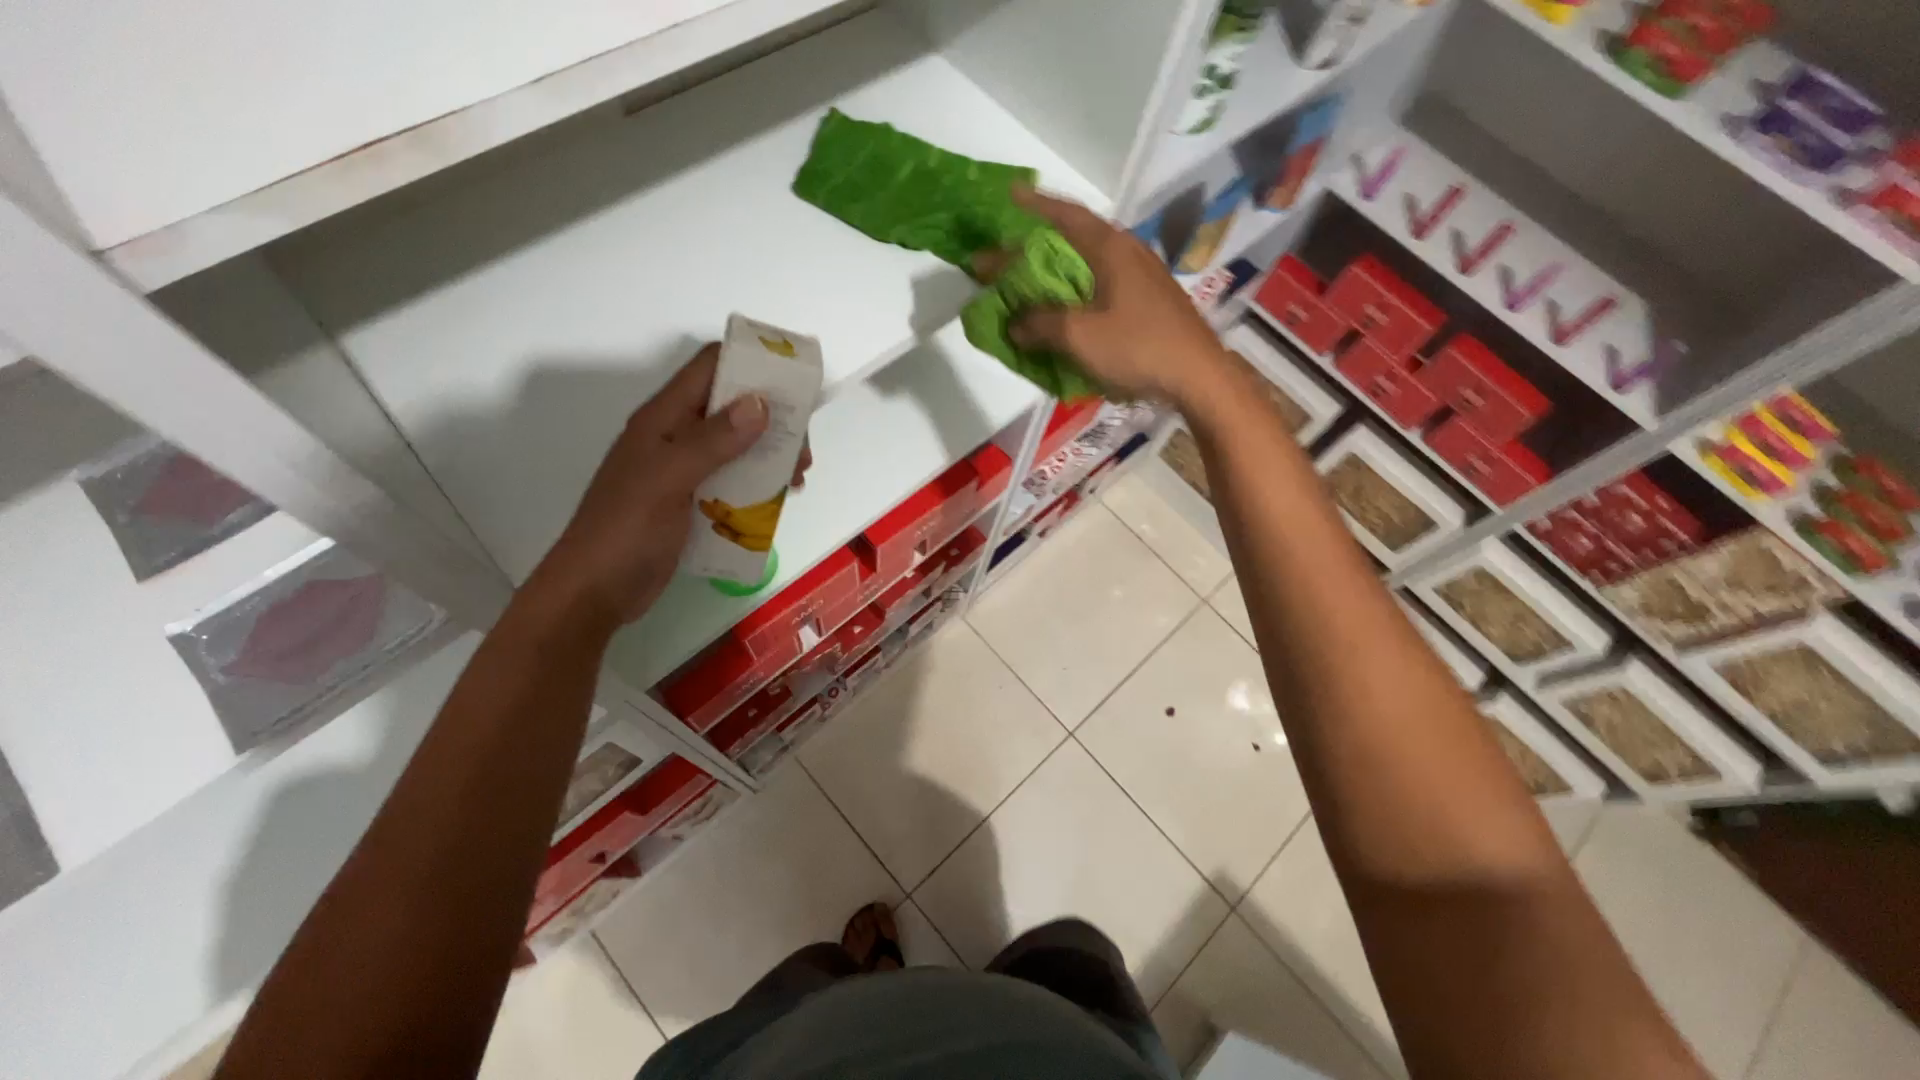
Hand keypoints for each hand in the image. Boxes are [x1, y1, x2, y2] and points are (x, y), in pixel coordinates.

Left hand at [529, 343, 811, 627]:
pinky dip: (758, 483)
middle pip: (731, 406)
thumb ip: (713, 440)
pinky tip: (777, 500)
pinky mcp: (690, 502)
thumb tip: (761, 402)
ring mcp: (682, 470)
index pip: (710, 367)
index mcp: (663, 418)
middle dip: (772, 418)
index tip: (794, 383)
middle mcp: (674, 436)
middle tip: (801, 450)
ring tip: (796, 478)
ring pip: (736, 445)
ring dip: (769, 453)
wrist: (594, 592)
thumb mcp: (669, 479)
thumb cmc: (626, 530)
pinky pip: (732, 480)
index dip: (751, 363)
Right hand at [980, 187, 1235, 405]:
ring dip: (1056, 271)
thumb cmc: (1138, 347)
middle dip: (1035, 247)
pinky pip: (1103, 285)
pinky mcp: (1150, 301)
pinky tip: (1065, 308)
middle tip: (1004, 256)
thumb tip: (1014, 324)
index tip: (1010, 196)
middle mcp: (1127, 252)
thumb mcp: (1079, 336)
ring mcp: (1142, 276)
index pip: (1066, 215)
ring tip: (1029, 283)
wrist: (1198, 376)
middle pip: (1074, 239)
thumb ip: (1040, 324)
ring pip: (1089, 264)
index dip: (1035, 205)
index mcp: (1110, 248)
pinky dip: (1076, 291)